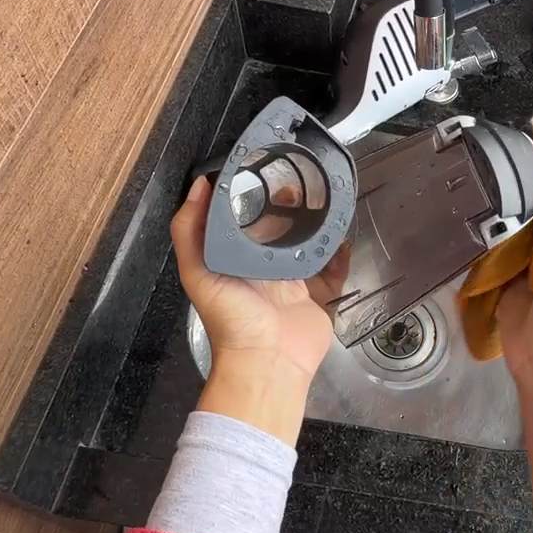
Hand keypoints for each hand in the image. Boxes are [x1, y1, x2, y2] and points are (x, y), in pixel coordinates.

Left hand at [170, 177, 348, 443]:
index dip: (250, 198)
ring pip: (306, 246)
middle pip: (277, 232)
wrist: (269, 361)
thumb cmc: (232, 318)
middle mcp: (263, 271)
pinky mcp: (318, 296)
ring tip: (325, 202)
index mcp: (235, 263)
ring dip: (315, 226)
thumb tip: (198, 186)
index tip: (260, 172)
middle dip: (288, 208)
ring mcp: (293, 283)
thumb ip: (189, 230)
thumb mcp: (198, 272)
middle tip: (300, 182)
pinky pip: (332, 271)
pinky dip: (340, 255)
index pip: (241, 223)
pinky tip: (343, 237)